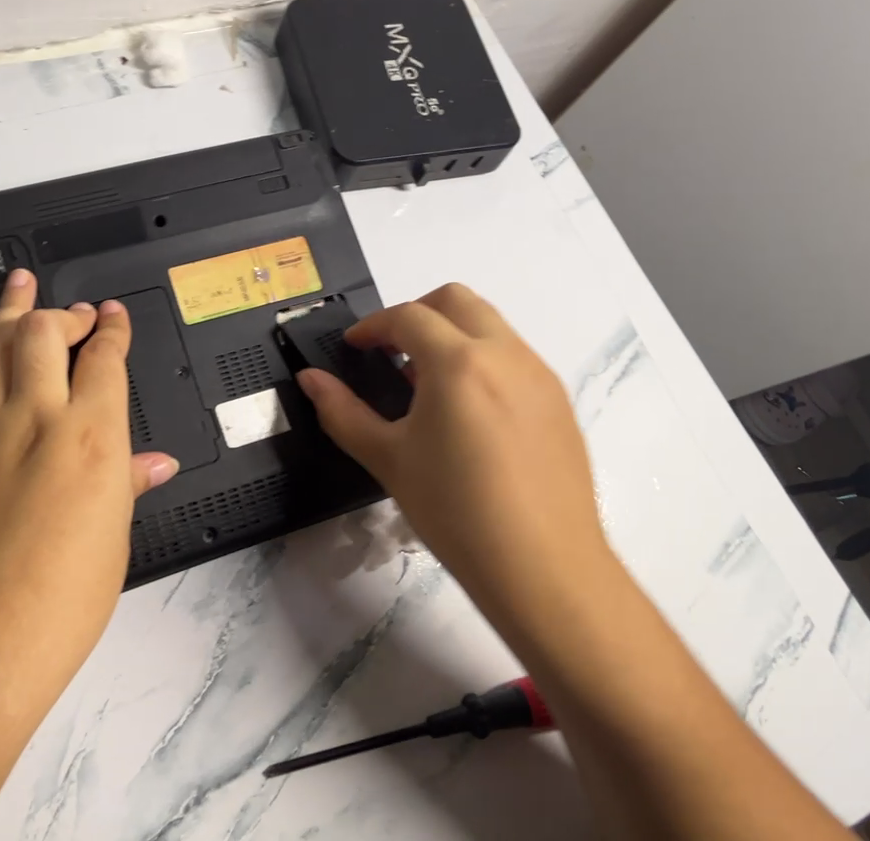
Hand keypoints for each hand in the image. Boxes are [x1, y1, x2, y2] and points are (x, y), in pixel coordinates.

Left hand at [0, 268, 177, 675]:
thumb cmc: (69, 595)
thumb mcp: (117, 536)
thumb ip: (128, 486)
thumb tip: (155, 464)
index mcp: (92, 434)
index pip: (105, 360)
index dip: (113, 330)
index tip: (114, 316)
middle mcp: (38, 419)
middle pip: (45, 338)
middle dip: (63, 314)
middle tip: (75, 310)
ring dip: (6, 314)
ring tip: (16, 284)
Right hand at [295, 283, 604, 610]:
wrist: (543, 568)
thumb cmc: (455, 512)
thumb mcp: (388, 460)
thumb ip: (343, 412)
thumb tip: (310, 379)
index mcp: (459, 362)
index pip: (408, 316)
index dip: (372, 326)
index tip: (353, 347)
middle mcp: (505, 354)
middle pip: (457, 300)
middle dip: (416, 313)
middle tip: (390, 351)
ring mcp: (539, 376)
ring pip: (491, 325)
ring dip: (452, 335)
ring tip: (427, 387)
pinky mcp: (559, 402)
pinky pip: (515, 358)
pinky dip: (483, 361)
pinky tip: (468, 415)